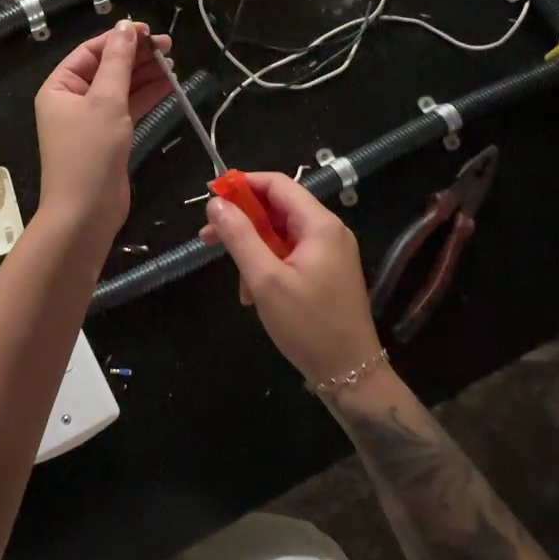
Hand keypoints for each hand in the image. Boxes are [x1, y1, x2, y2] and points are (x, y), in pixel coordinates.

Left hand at [34, 20, 171, 232]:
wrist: (85, 212)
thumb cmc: (89, 152)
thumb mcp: (105, 101)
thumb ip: (118, 62)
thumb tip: (126, 28)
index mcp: (59, 87)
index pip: (90, 51)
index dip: (120, 38)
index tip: (150, 32)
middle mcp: (71, 100)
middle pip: (106, 68)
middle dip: (136, 57)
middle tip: (169, 48)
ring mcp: (90, 121)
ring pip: (120, 88)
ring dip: (145, 76)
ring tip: (173, 64)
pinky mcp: (108, 138)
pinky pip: (127, 109)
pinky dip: (146, 97)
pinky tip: (169, 86)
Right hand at [201, 172, 381, 384]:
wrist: (351, 375)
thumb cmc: (307, 325)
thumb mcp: (265, 280)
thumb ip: (239, 237)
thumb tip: (216, 204)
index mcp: (320, 225)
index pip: (278, 184)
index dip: (242, 184)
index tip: (210, 195)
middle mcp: (329, 232)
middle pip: (278, 208)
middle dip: (242, 220)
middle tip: (208, 237)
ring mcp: (331, 253)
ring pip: (281, 234)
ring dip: (253, 249)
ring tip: (236, 280)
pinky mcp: (327, 273)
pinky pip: (291, 255)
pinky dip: (269, 266)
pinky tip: (254, 294)